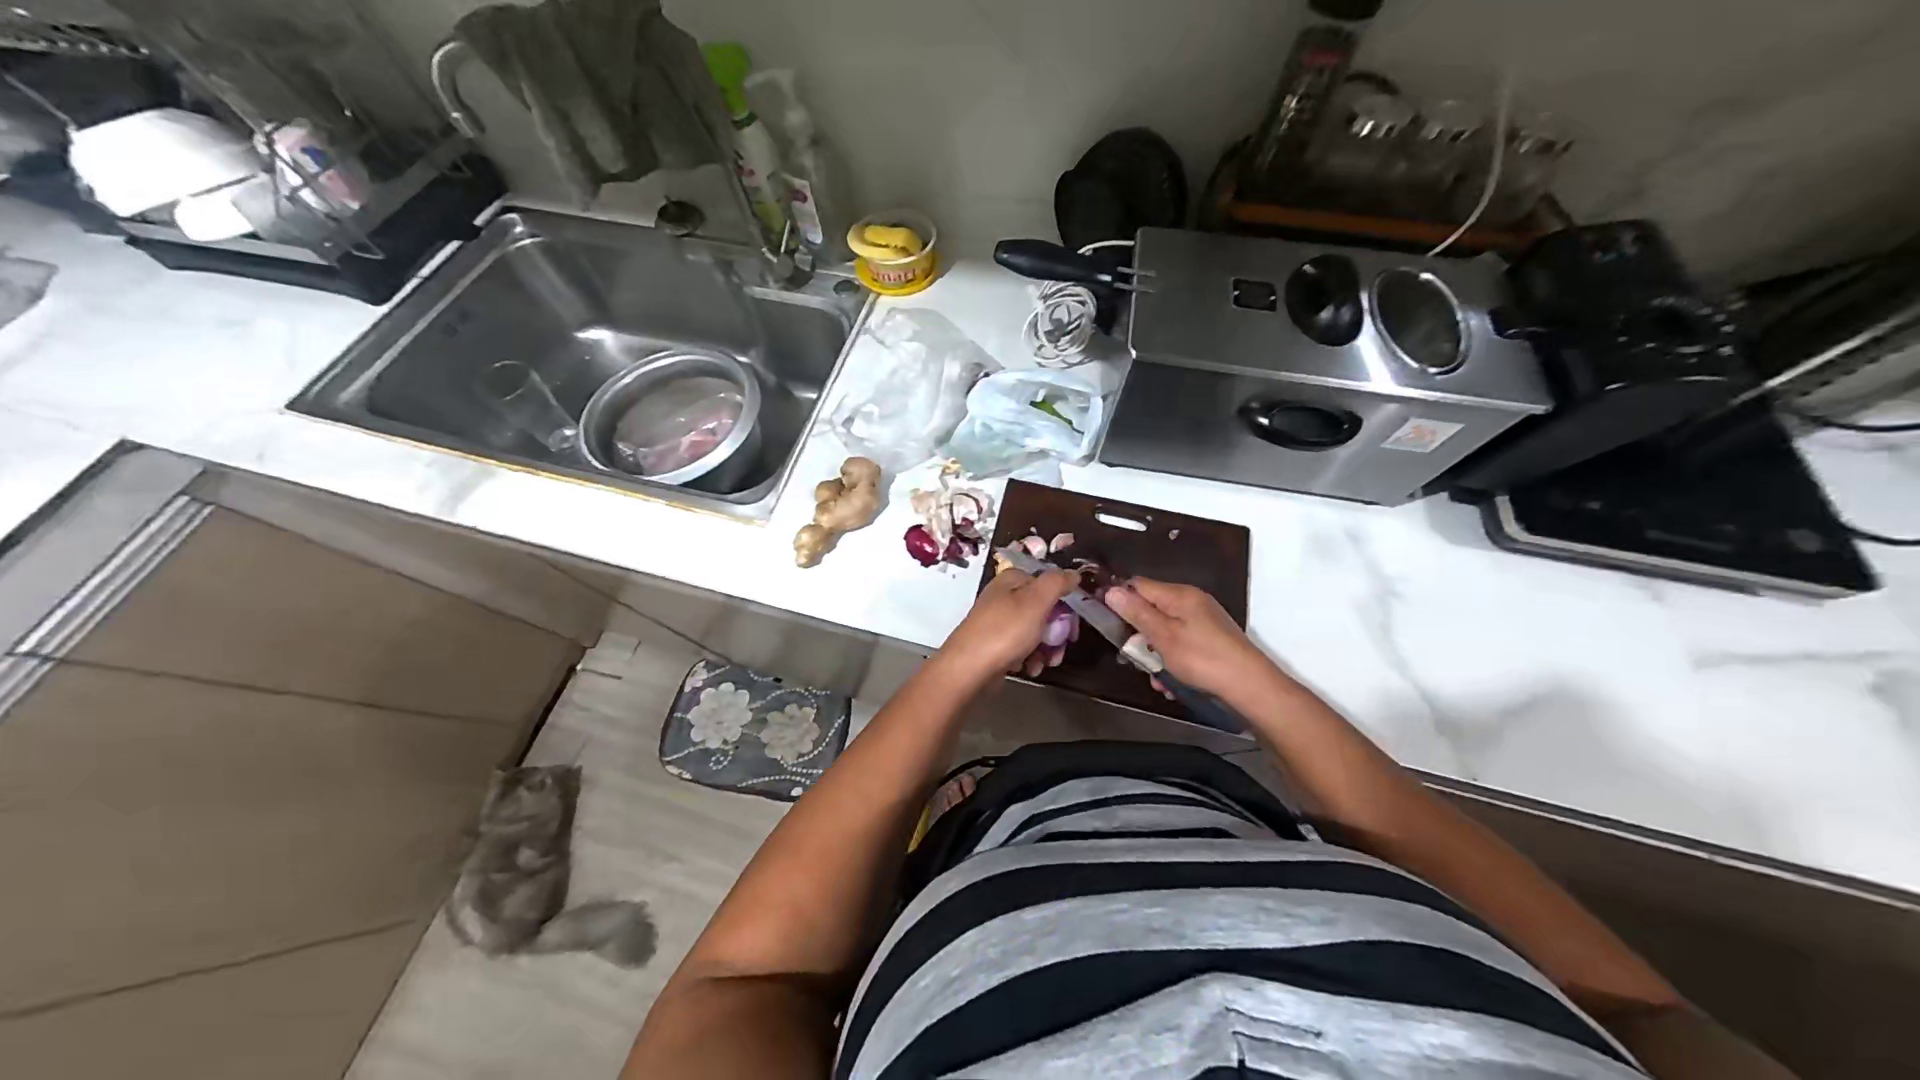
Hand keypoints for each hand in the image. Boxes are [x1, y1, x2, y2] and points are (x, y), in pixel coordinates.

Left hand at [940, 567, 1078, 679]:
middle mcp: (1004, 597)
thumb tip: (1074, 573)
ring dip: (1045, 649)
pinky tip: (1030, 668)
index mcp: (1012, 581)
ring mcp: (998, 622)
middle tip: (1060, 648)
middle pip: (1043, 610)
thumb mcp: (1036, 601)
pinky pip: (1021, 647)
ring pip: (1034, 631)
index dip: (1064, 604)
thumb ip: (1057, 583)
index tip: (1071, 626)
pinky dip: (1029, 657)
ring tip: (1046, 663)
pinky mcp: (995, 644)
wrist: (969, 668)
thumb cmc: (1005, 631)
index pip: (1048, 585)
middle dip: (1056, 632)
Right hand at [1104, 577, 1271, 697]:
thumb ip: (1136, 612)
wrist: (1250, 687)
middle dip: (1140, 637)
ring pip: (1164, 633)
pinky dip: (1174, 663)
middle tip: (1136, 660)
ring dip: (1157, 657)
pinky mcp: (1210, 640)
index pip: (1137, 585)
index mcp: (1179, 595)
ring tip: (1161, 680)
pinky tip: (1175, 684)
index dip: (1120, 600)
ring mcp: (1203, 622)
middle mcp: (1191, 602)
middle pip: (1151, 611)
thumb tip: (1111, 590)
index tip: (1108, 624)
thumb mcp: (1163, 636)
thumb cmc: (1203, 659)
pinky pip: (1181, 646)